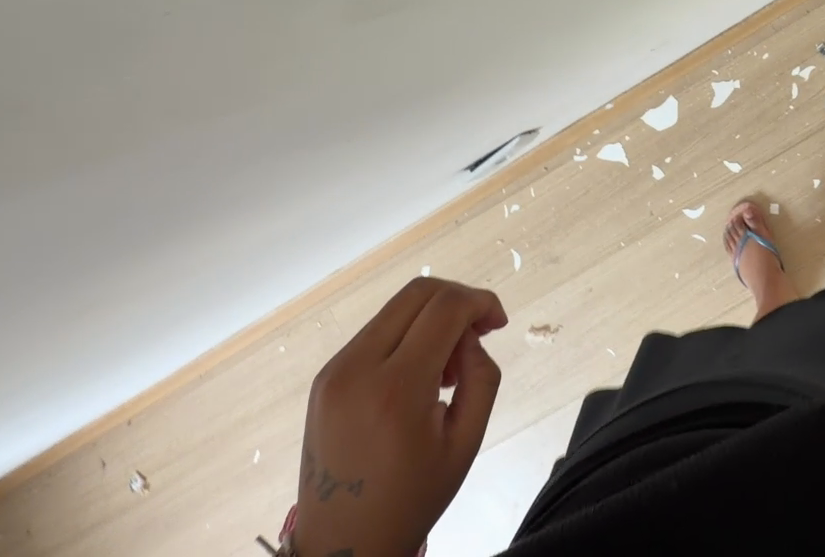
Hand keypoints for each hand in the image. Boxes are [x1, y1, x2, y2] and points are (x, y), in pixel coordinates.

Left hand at [294, 277, 507, 556]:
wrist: (341, 545)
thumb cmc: (413, 498)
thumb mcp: (466, 441)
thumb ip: (481, 376)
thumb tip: (470, 336)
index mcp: (395, 390)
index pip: (445, 308)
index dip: (481, 302)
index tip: (499, 323)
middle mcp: (357, 368)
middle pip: (418, 293)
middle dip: (459, 299)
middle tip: (480, 332)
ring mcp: (335, 370)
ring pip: (397, 308)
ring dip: (433, 318)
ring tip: (449, 367)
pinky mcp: (325, 376)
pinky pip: (377, 331)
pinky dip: (408, 335)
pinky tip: (421, 373)